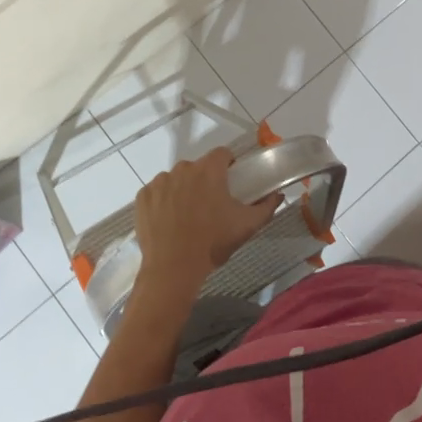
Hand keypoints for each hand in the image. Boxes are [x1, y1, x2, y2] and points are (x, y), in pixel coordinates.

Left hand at [134, 147, 283, 292]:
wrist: (173, 268)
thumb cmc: (212, 244)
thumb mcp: (246, 226)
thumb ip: (266, 207)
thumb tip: (278, 195)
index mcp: (208, 170)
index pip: (222, 153)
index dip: (229, 164)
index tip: (231, 182)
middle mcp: (182, 168)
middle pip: (197, 167)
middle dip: (204, 180)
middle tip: (211, 205)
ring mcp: (159, 182)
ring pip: (176, 179)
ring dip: (183, 190)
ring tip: (187, 217)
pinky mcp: (143, 197)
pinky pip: (156, 192)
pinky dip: (163, 202)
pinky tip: (168, 222)